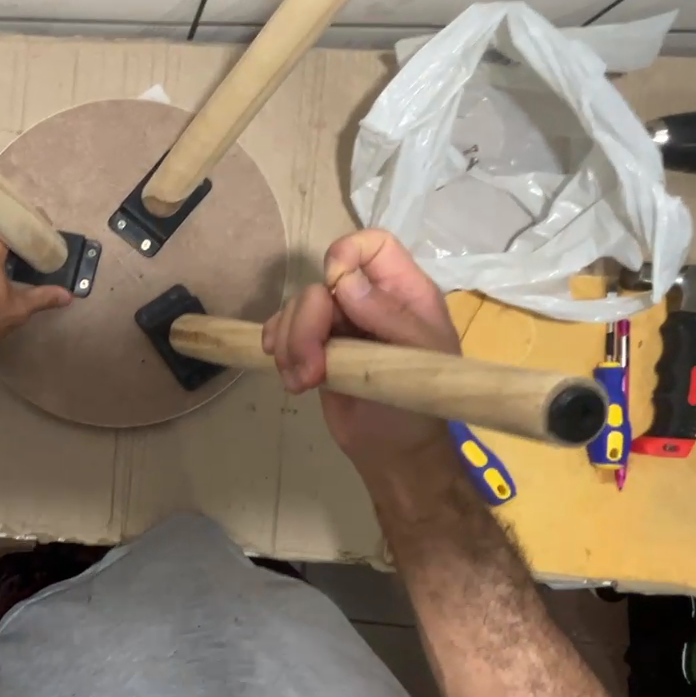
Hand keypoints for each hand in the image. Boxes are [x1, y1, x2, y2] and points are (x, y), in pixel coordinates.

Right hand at [262, 229, 460, 481]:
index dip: (347, 255)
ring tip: (301, 383)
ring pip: (294, 310)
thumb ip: (388, 317)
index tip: (334, 289)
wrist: (392, 450)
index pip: (373, 246)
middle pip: (319, 286)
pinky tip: (290, 377)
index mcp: (402, 294)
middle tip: (309, 369)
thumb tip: (343, 281)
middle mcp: (365, 302)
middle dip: (304, 326)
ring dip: (288, 346)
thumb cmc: (419, 406)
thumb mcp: (420, 359)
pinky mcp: (311, 349)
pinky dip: (276, 352)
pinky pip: (279, 332)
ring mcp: (336, 325)